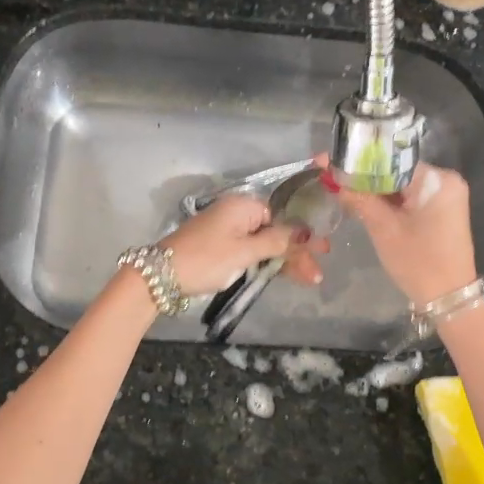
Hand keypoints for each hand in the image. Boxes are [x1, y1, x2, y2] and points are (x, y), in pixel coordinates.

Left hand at [158, 194, 329, 294]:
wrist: (161, 276)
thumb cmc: (206, 260)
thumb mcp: (244, 252)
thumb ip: (276, 241)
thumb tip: (305, 231)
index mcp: (243, 205)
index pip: (283, 214)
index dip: (303, 233)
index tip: (322, 249)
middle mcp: (238, 213)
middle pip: (276, 229)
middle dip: (298, 250)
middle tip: (318, 270)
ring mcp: (229, 230)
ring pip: (266, 242)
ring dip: (286, 259)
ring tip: (310, 278)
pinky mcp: (222, 247)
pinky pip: (253, 250)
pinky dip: (269, 262)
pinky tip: (286, 273)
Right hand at [333, 160, 478, 305]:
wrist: (449, 298)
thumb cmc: (418, 262)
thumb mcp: (384, 229)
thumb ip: (358, 197)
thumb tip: (331, 173)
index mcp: (437, 180)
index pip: (391, 160)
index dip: (359, 162)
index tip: (330, 161)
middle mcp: (446, 180)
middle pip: (396, 170)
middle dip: (365, 176)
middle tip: (332, 177)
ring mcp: (446, 195)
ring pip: (401, 184)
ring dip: (375, 190)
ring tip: (342, 189)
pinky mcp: (442, 210)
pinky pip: (410, 197)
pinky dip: (389, 201)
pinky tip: (365, 204)